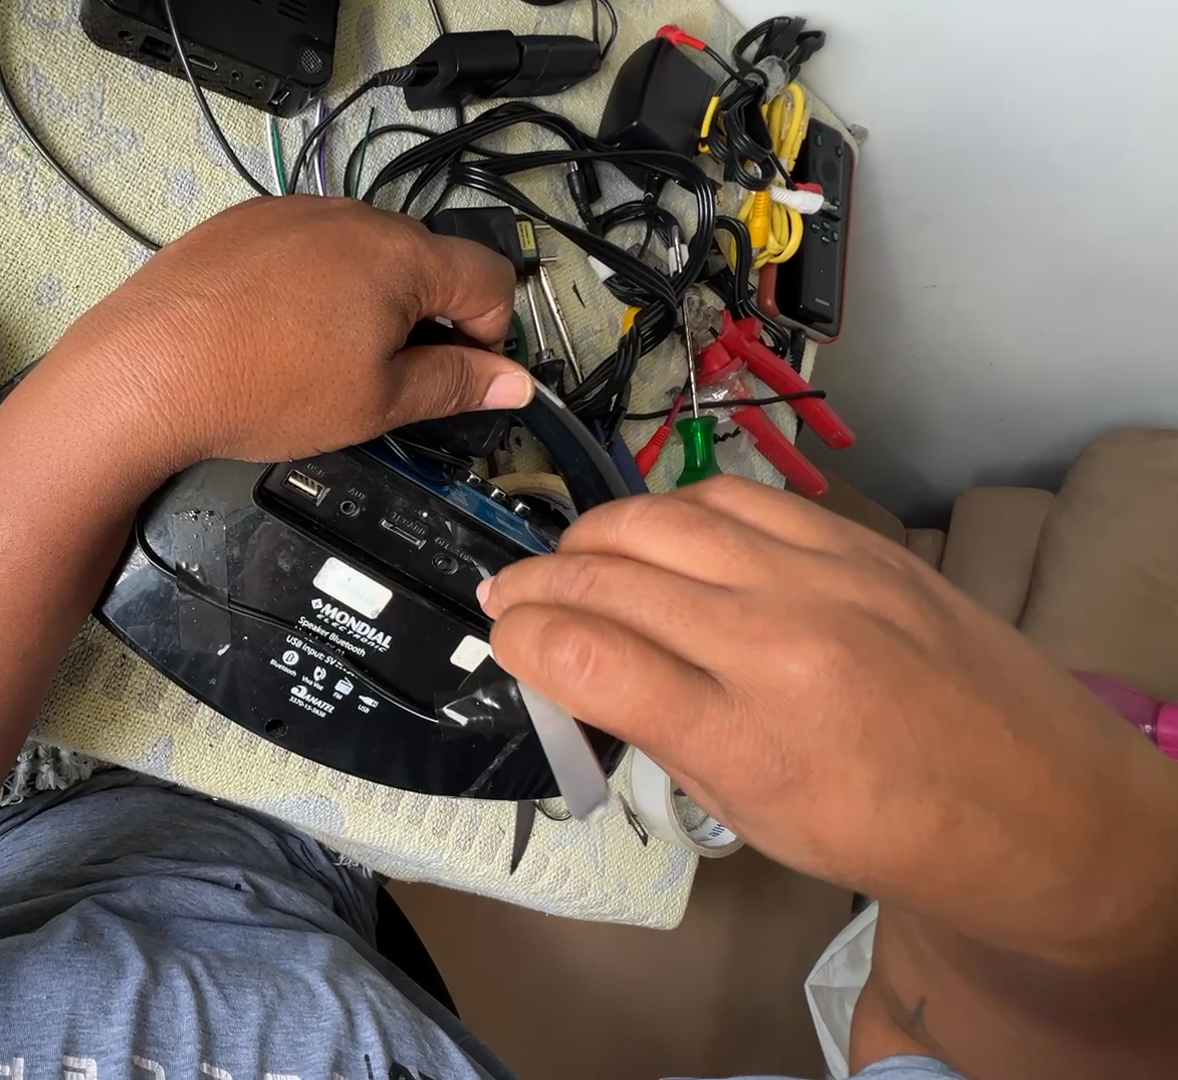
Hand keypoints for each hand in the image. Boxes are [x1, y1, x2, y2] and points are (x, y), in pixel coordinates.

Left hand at [30, 196, 532, 467]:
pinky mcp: (238, 224)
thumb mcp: (373, 403)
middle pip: (420, 262)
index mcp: (399, 254)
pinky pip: (299, 250)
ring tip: (315, 359)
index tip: (462, 374)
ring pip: (357, 255)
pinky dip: (306, 288)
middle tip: (381, 378)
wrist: (147, 371)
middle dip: (420, 319)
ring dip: (361, 302)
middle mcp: (348, 215)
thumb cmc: (267, 390)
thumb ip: (452, 385)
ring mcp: (287, 212)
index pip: (488, 276)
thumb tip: (514, 383)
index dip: (490, 333)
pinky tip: (271, 332)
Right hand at [478, 477, 1177, 966]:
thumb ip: (642, 725)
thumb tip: (566, 659)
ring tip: (570, 564)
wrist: (1045, 808)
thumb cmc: (873, 830)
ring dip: (582, 541)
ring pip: (649, 521)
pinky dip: (660, 515)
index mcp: (745, 740)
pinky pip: (721, 496)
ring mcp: (821, 579)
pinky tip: (651, 540)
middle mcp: (778, 645)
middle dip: (529, 586)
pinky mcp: (852, 543)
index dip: (518, 639)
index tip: (506, 640)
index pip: (582, 658)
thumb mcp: (739, 811)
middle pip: (600, 579)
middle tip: (510, 597)